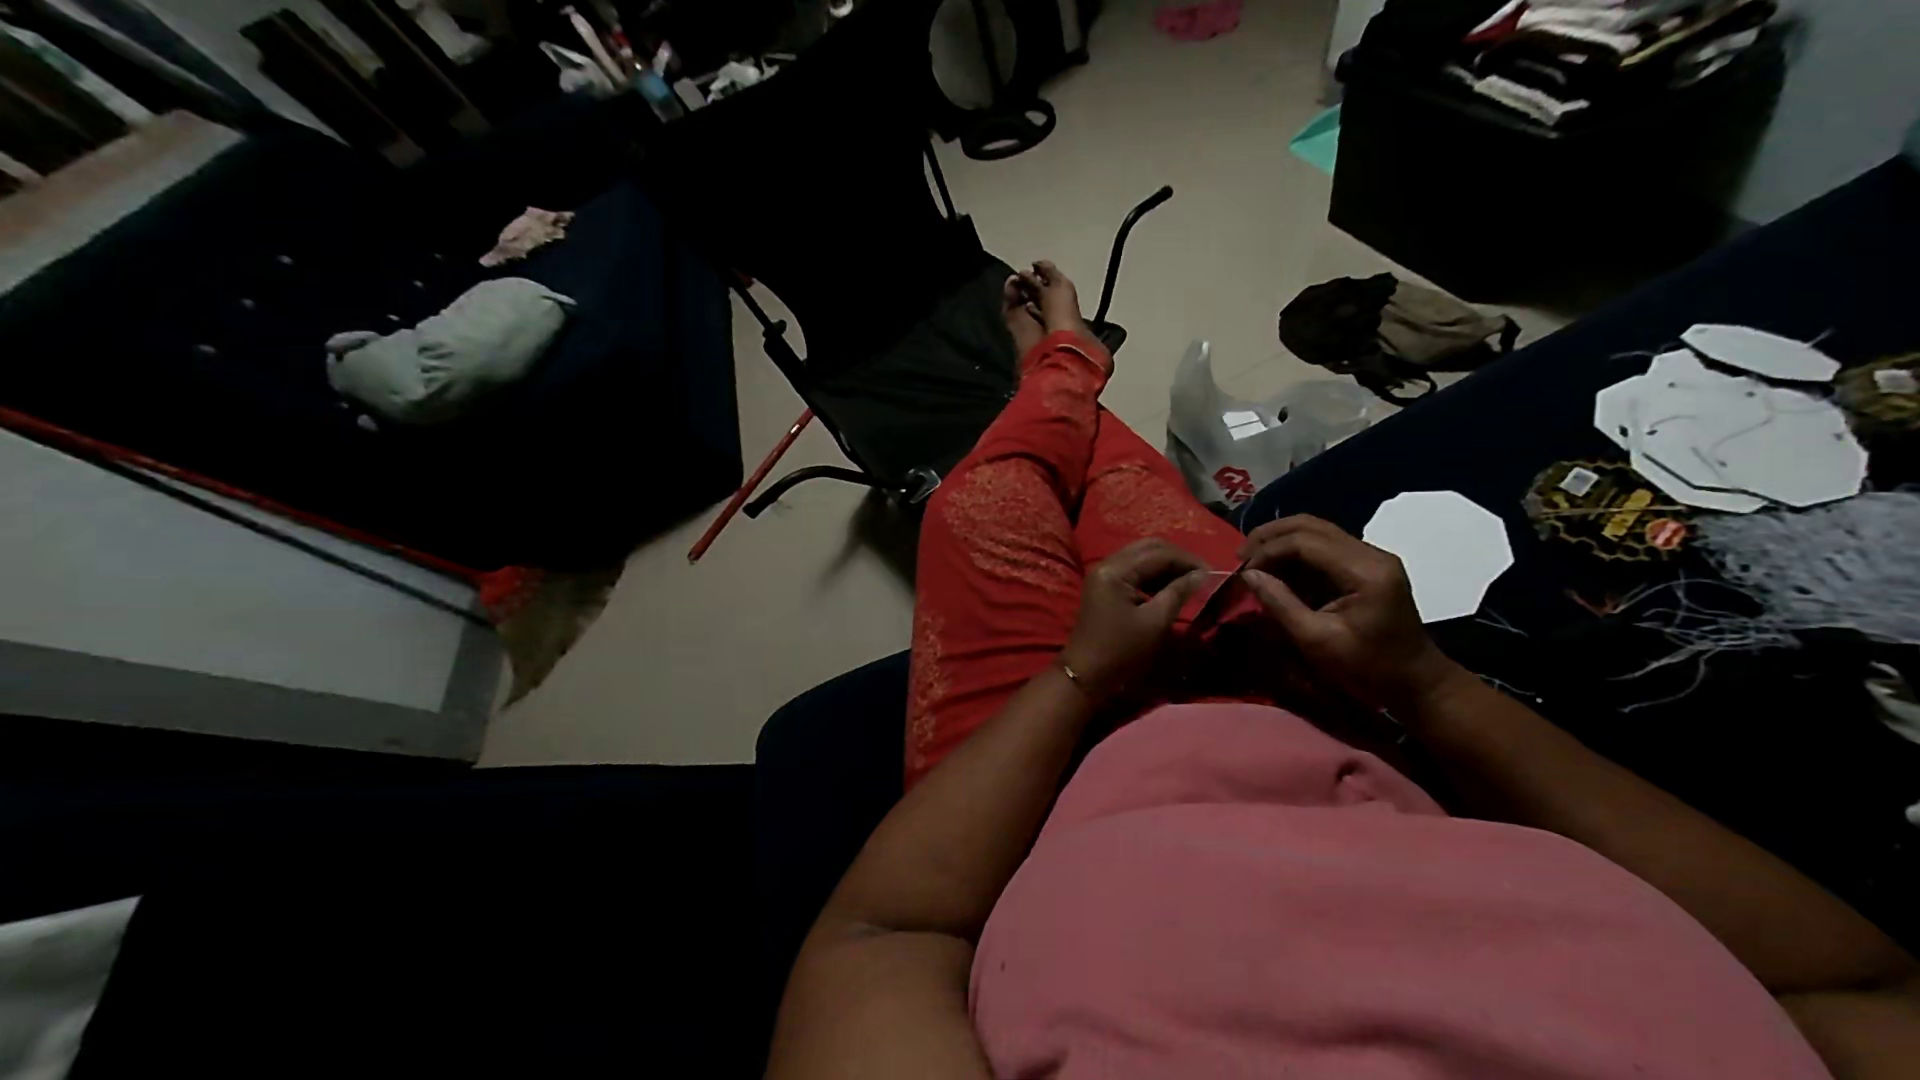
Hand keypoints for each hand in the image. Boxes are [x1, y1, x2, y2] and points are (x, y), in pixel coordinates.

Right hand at [1014, 260, 1091, 339]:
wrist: (1048, 340)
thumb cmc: (1062, 312)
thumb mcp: (1062, 286)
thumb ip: (1049, 272)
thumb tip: (1036, 264)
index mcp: (1064, 307)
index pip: (1051, 288)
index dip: (1044, 276)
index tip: (1036, 266)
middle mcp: (1047, 314)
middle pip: (1035, 293)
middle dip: (1029, 281)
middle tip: (1023, 272)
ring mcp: (1030, 321)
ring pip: (1021, 299)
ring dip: (1018, 286)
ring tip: (1016, 277)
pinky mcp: (1014, 326)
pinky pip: (1010, 307)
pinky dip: (1009, 294)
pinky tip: (1011, 283)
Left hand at [1059, 538, 1210, 702]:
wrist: (1086, 674)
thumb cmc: (1121, 651)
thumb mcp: (1154, 622)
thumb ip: (1178, 593)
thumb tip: (1203, 575)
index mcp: (1115, 570)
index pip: (1159, 553)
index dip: (1188, 560)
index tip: (1213, 573)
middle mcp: (1107, 564)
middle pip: (1149, 548)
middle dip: (1178, 559)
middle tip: (1202, 576)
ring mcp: (1104, 573)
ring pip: (1142, 557)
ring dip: (1167, 566)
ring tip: (1191, 582)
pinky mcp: (1105, 585)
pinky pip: (1134, 570)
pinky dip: (1154, 575)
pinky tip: (1171, 588)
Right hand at [1236, 515, 1461, 710]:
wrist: (1417, 684)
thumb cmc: (1369, 669)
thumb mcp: (1317, 641)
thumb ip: (1280, 604)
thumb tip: (1248, 575)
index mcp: (1365, 571)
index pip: (1305, 541)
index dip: (1267, 551)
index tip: (1242, 571)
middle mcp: (1371, 554)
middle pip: (1310, 525)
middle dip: (1270, 536)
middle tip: (1241, 555)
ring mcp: (1372, 558)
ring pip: (1317, 531)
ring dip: (1281, 541)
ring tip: (1253, 559)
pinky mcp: (1367, 567)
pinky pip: (1325, 547)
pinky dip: (1295, 552)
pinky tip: (1277, 569)